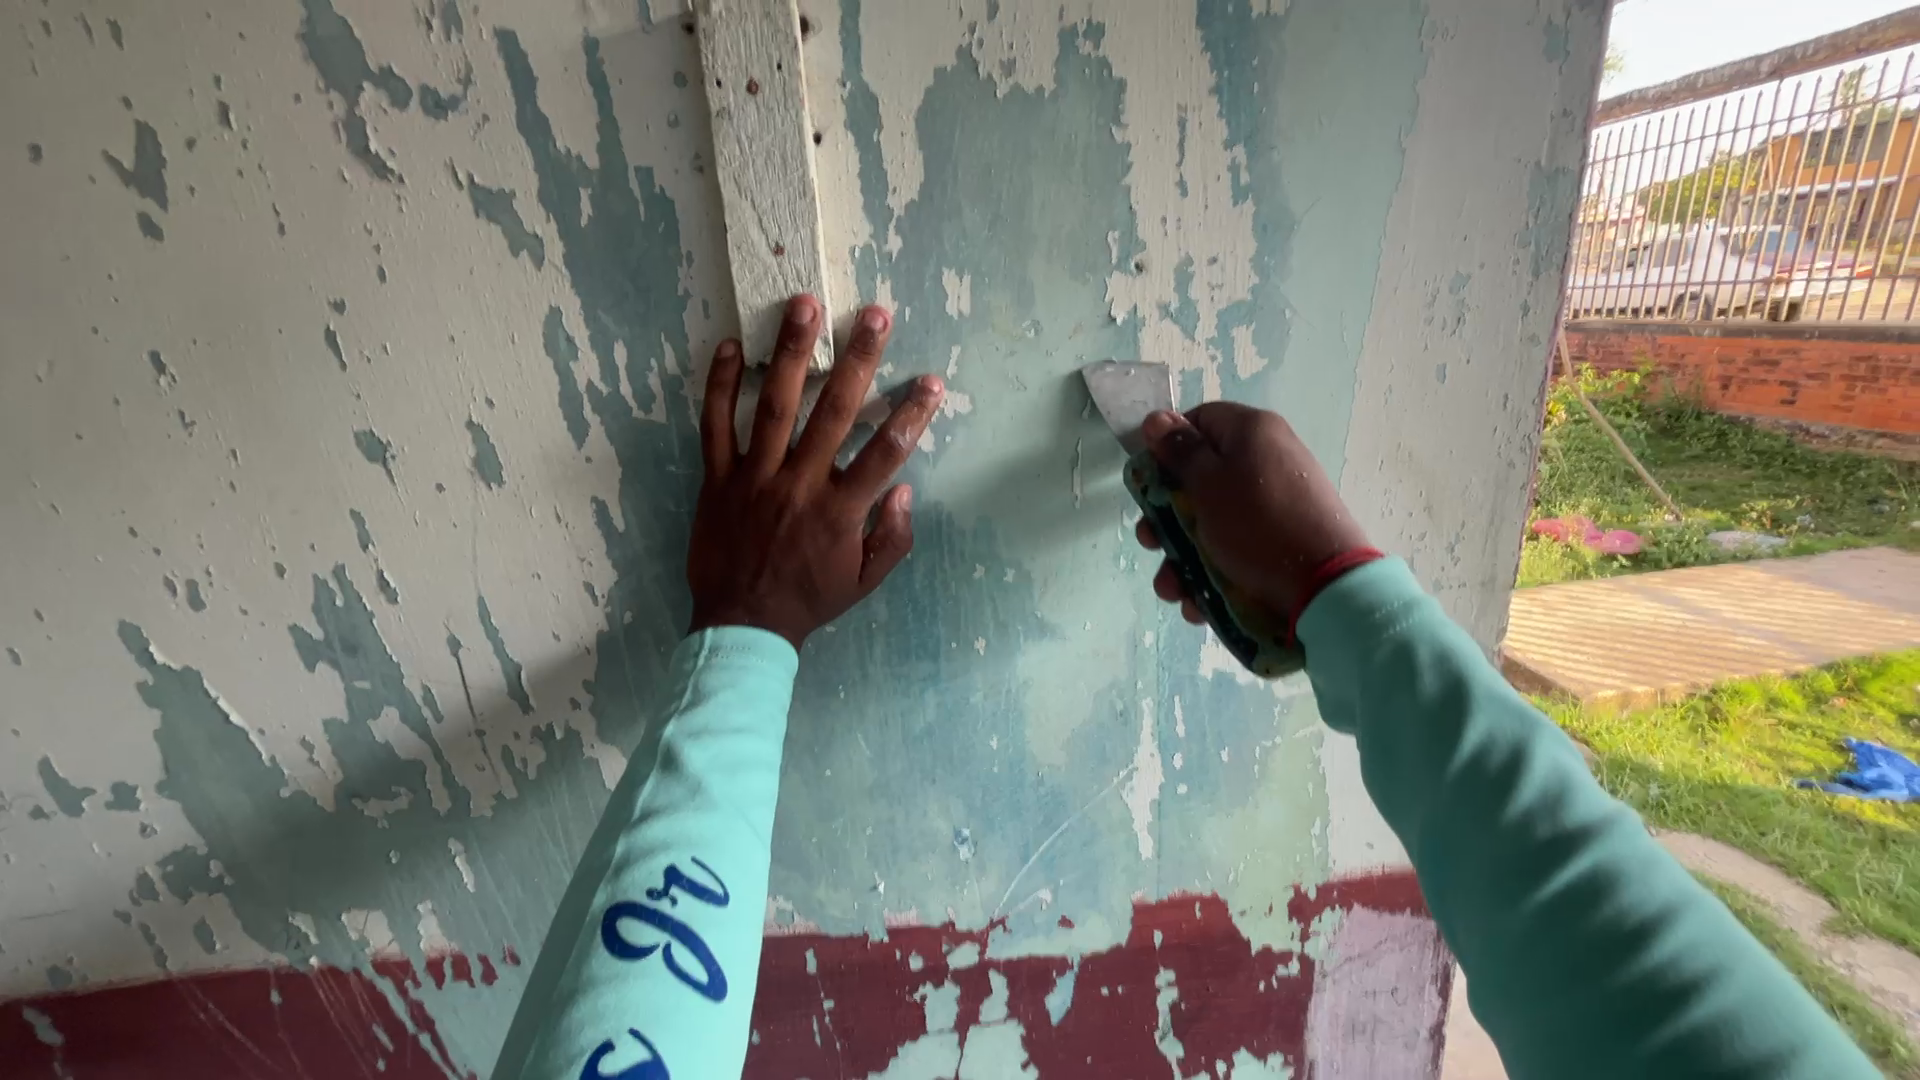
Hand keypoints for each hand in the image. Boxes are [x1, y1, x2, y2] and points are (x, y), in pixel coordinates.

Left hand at [687, 294, 944, 648]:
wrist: (742, 624)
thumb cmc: (810, 599)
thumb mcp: (865, 581)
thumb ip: (892, 538)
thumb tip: (903, 488)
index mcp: (840, 511)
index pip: (885, 453)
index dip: (912, 415)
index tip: (932, 381)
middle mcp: (799, 484)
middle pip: (833, 413)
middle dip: (857, 359)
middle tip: (873, 313)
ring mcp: (753, 477)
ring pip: (773, 406)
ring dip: (790, 354)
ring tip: (802, 306)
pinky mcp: (716, 479)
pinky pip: (714, 426)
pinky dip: (718, 386)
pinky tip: (726, 347)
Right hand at [1134, 403, 1369, 622]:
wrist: (1325, 586)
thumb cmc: (1256, 524)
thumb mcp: (1207, 484)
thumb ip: (1179, 451)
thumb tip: (1156, 418)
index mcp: (1251, 433)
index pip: (1199, 422)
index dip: (1168, 449)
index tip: (1149, 481)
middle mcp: (1265, 461)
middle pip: (1199, 479)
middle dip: (1166, 518)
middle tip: (1151, 542)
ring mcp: (1274, 504)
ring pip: (1211, 523)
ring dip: (1182, 558)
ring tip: (1173, 590)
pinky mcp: (1279, 541)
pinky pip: (1234, 549)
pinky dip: (1211, 575)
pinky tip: (1198, 602)